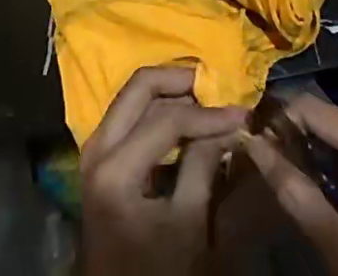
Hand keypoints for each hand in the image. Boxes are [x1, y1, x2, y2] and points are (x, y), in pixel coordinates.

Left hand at [79, 66, 246, 275]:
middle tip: (217, 88)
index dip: (209, 113)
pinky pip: (129, 113)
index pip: (168, 119)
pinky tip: (186, 117)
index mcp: (115, 168)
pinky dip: (158, 107)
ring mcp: (94, 149)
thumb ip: (205, 164)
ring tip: (207, 101)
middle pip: (140, 87)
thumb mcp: (187, 223)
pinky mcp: (101, 157)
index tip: (243, 113)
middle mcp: (97, 147)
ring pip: (133, 96)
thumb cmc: (154, 269)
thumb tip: (230, 122)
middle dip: (181, 81)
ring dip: (170, 91)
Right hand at [246, 94, 337, 275]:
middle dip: (290, 133)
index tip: (247, 138)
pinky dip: (329, 162)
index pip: (311, 106)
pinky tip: (312, 185)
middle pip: (325, 116)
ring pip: (337, 133)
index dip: (276, 118)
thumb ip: (296, 193)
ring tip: (280, 173)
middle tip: (260, 161)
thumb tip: (252, 143)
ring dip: (307, 149)